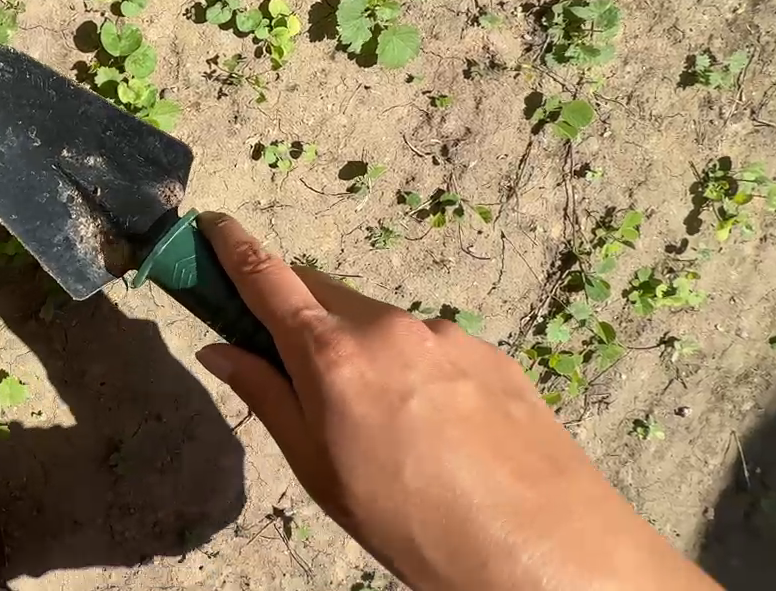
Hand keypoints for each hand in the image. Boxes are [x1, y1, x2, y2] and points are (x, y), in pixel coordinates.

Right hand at [193, 212, 717, 590]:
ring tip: (384, 413)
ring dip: (355, 341)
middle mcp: (384, 326)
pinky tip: (437, 422)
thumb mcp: (318, 470)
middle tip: (301, 364)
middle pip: (319, 290)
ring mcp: (442, 334)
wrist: (563, 568)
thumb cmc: (413, 525)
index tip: (212, 220)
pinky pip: (424, 340)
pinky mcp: (490, 352)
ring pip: (372, 318)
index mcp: (331, 354)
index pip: (265, 276)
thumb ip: (264, 396)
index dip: (231, 243)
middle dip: (297, 309)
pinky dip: (408, 361)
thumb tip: (216, 350)